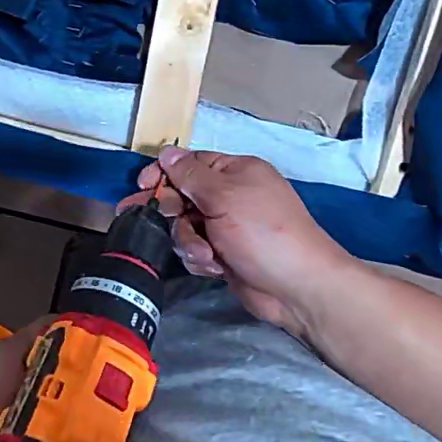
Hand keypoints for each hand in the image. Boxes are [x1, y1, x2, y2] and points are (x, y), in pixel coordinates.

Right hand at [126, 147, 348, 336]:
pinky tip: (214, 267)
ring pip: (186, 225)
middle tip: (152, 219)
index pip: (189, 163)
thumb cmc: (263, 233)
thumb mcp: (224, 196)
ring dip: (189, 241)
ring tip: (205, 255)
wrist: (298, 289)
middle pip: (183, 195)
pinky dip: (200, 258)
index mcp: (235, 171)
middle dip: (172, 212)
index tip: (142, 184)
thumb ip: (190, 174)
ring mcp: (227, 226)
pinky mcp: (225, 254)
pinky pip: (196, 248)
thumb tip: (167, 152)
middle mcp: (230, 195)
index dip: (164, 173)